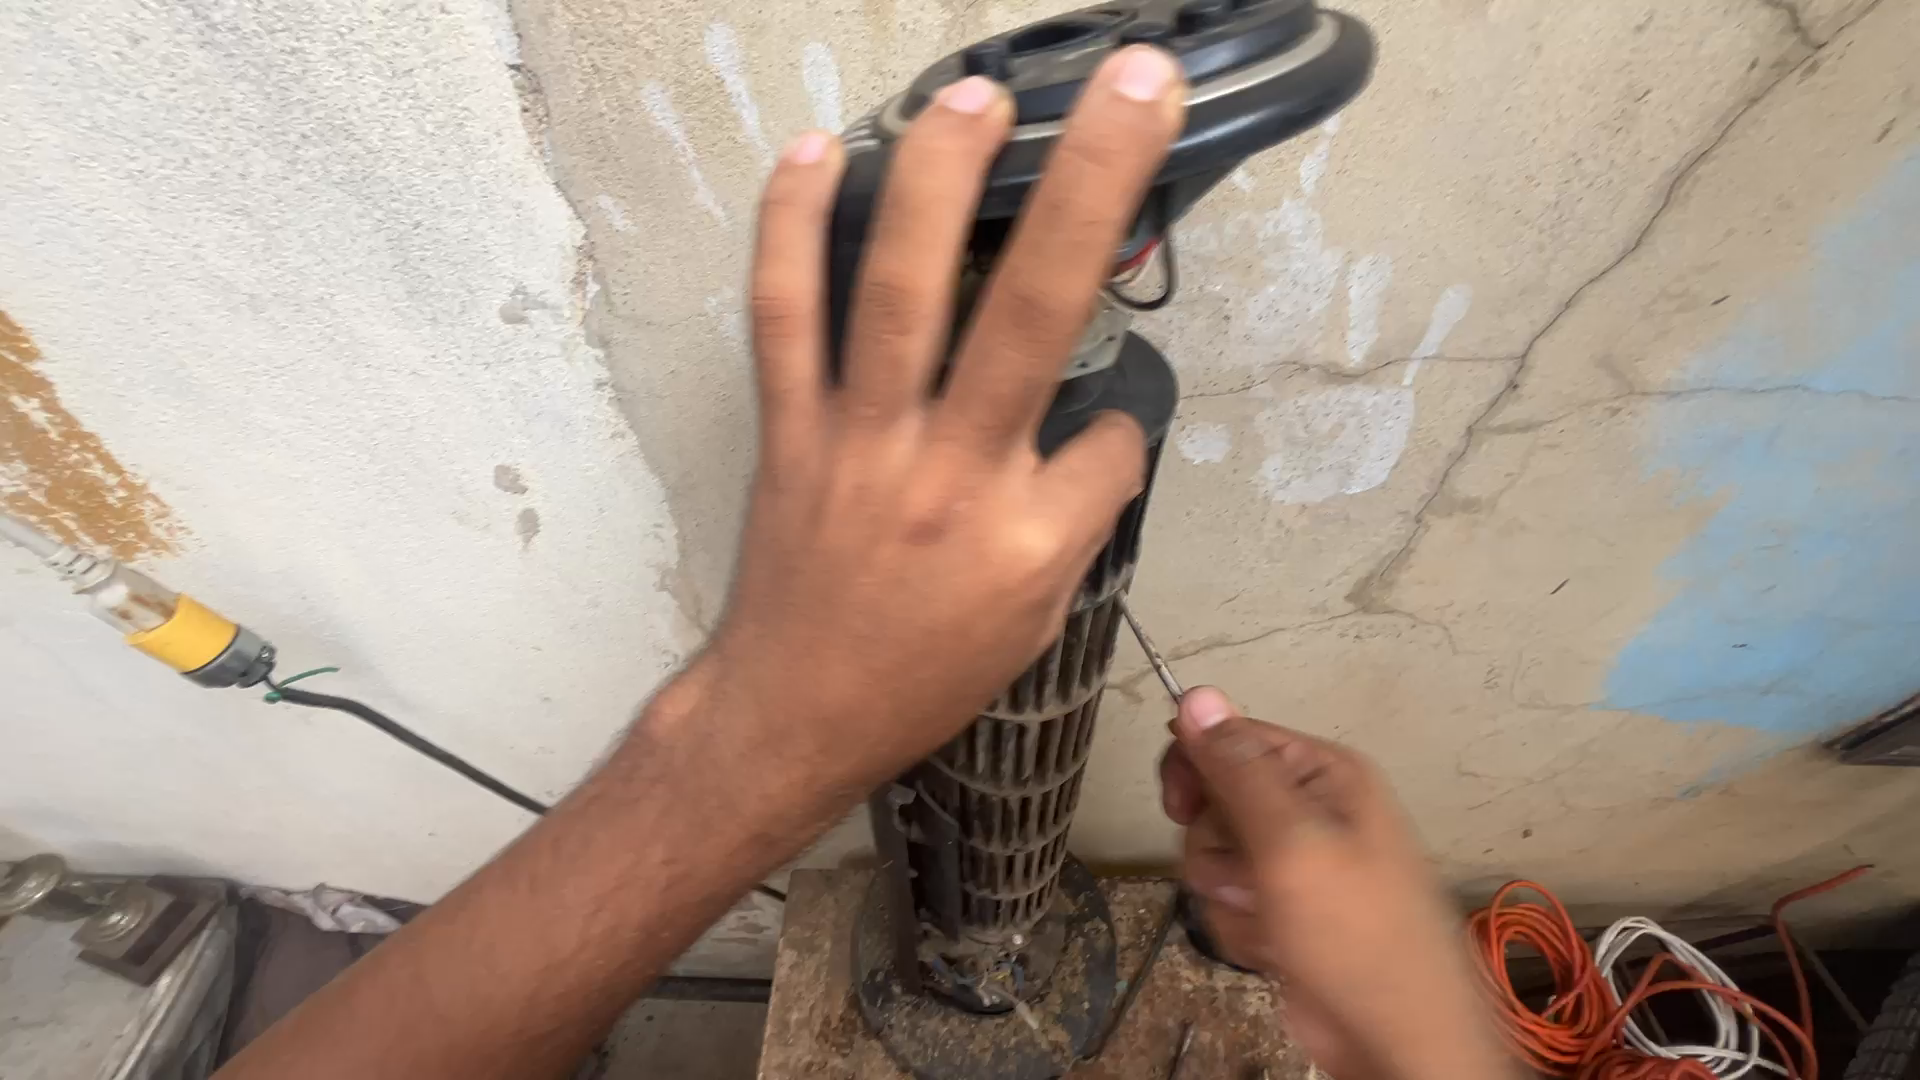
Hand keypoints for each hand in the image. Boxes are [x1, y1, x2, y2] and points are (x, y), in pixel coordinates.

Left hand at [683, 48, 1188, 803]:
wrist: (795, 714)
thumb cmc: (924, 681)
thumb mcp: (1034, 627)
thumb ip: (1073, 526)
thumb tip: (1096, 439)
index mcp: (1030, 538)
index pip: (1110, 443)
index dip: (1117, 435)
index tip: (1096, 442)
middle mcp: (952, 474)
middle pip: (1035, 313)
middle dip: (1093, 187)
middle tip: (1131, 88)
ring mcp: (861, 442)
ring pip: (900, 291)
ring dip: (938, 180)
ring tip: (975, 99)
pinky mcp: (789, 432)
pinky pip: (783, 319)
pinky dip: (791, 234)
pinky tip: (813, 160)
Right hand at [1160, 687, 1518, 1079]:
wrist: (1398, 1047)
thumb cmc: (1354, 932)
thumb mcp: (1290, 841)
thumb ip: (1236, 768)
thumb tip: (1193, 690)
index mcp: (1319, 772)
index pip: (1227, 736)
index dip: (1193, 766)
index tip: (1180, 806)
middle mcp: (1306, 805)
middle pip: (1211, 796)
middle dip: (1215, 843)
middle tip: (1242, 877)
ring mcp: (1292, 858)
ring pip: (1210, 849)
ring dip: (1226, 891)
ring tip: (1268, 920)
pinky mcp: (1279, 903)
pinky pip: (1224, 892)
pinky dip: (1238, 922)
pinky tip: (1273, 945)